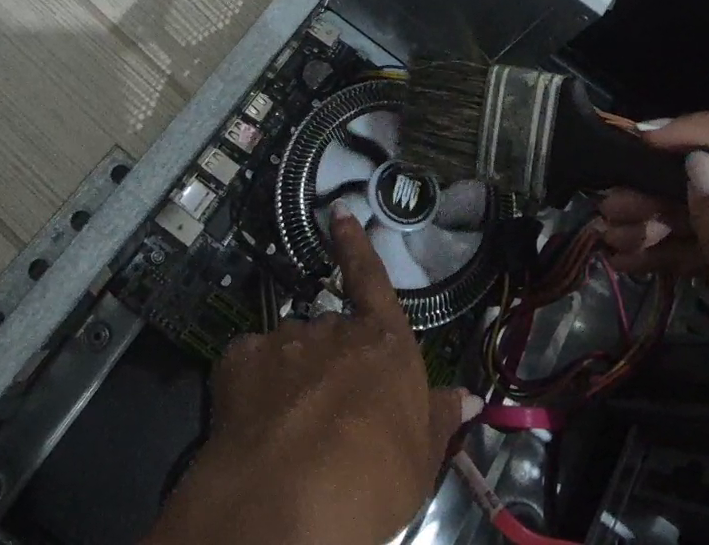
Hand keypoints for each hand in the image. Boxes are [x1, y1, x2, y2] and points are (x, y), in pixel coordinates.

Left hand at [145, 207, 476, 544]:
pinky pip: (250, 364)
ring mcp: (284, 340)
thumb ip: (438, 418)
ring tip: (290, 427)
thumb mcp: (422, 458)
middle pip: (331, 333)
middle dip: (330, 363)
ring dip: (292, 375)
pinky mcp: (240, 358)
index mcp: (384, 345)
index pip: (372, 282)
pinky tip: (255, 421)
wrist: (291, 495)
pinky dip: (253, 385)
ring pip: (290, 348)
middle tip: (329, 415)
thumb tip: (468, 397)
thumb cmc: (374, 479)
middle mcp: (333, 330)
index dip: (356, 248)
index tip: (339, 213)